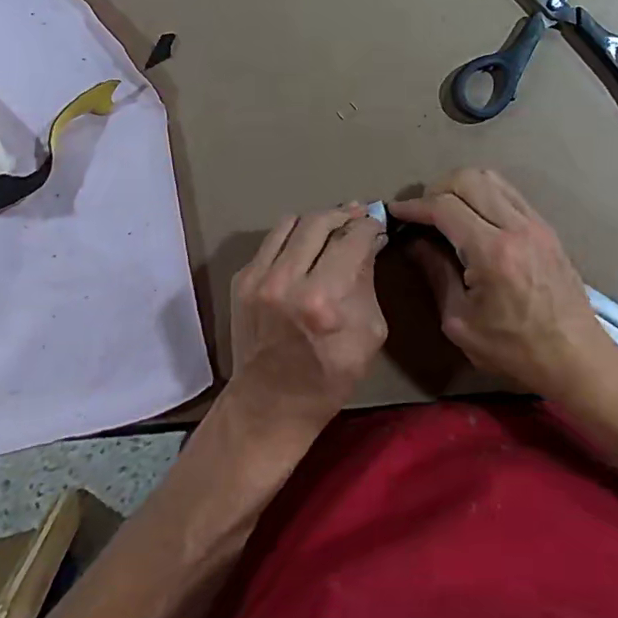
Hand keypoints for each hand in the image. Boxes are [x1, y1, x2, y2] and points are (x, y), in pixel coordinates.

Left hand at [226, 204, 387, 432]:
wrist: (269, 402)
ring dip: (315, 222)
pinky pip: (270, 242)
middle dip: (343, 214)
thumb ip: (367, 283)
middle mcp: (286, 281)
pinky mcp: (241, 279)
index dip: (369, 226)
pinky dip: (291, 239)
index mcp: (322, 300)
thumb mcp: (368, 335)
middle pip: (318, 222)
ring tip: (330, 227)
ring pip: (290, 223)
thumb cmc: (328, 376)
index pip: (352, 241)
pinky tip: (303, 250)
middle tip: (356, 215)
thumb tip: (368, 243)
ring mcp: (258, 278)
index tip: (376, 224)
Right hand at [390, 169, 617, 398]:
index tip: (395, 212)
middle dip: (436, 190)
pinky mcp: (546, 228)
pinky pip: (508, 193)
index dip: (414, 206)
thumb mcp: (460, 321)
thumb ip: (435, 273)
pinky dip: (483, 195)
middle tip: (421, 214)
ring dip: (461, 187)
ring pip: (490, 178)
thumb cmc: (515, 350)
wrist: (578, 360)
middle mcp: (517, 228)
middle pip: (467, 179)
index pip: (444, 207)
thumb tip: (413, 242)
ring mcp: (536, 224)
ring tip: (445, 212)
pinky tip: (472, 219)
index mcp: (492, 252)